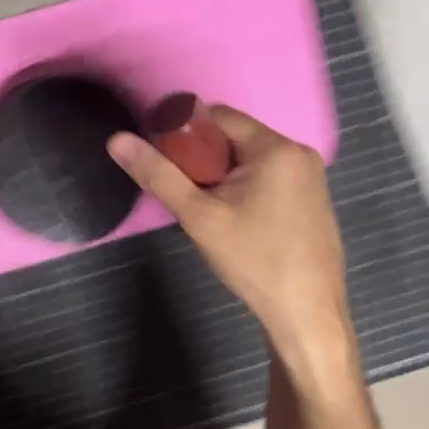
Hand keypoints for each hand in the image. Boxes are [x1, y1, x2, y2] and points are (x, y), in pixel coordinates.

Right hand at [108, 107, 349, 350]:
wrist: (306, 312)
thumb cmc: (253, 259)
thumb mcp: (197, 216)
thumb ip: (157, 174)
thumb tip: (117, 140)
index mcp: (275, 148)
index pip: (217, 116)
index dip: (183, 133)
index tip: (163, 160)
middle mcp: (299, 152)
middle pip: (233, 136)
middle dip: (201, 158)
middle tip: (184, 192)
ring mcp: (310, 176)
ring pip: (247, 158)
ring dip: (220, 174)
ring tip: (205, 209)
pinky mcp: (312, 198)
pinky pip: (266, 175)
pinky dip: (242, 186)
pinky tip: (233, 219)